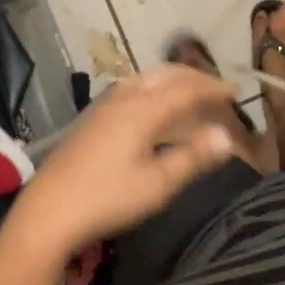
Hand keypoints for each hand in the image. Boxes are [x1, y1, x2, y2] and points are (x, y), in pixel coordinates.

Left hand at [12, 66, 236, 252]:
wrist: (49, 209)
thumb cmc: (108, 197)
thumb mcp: (158, 184)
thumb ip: (193, 157)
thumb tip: (226, 136)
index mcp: (143, 108)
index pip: (186, 88)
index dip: (212, 88)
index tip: (235, 91)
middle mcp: (125, 97)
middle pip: (165, 75)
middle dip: (193, 77)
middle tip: (216, 88)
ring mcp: (105, 105)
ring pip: (147, 79)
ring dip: (172, 80)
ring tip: (190, 93)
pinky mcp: (94, 117)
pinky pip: (134, 89)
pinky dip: (155, 89)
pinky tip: (156, 108)